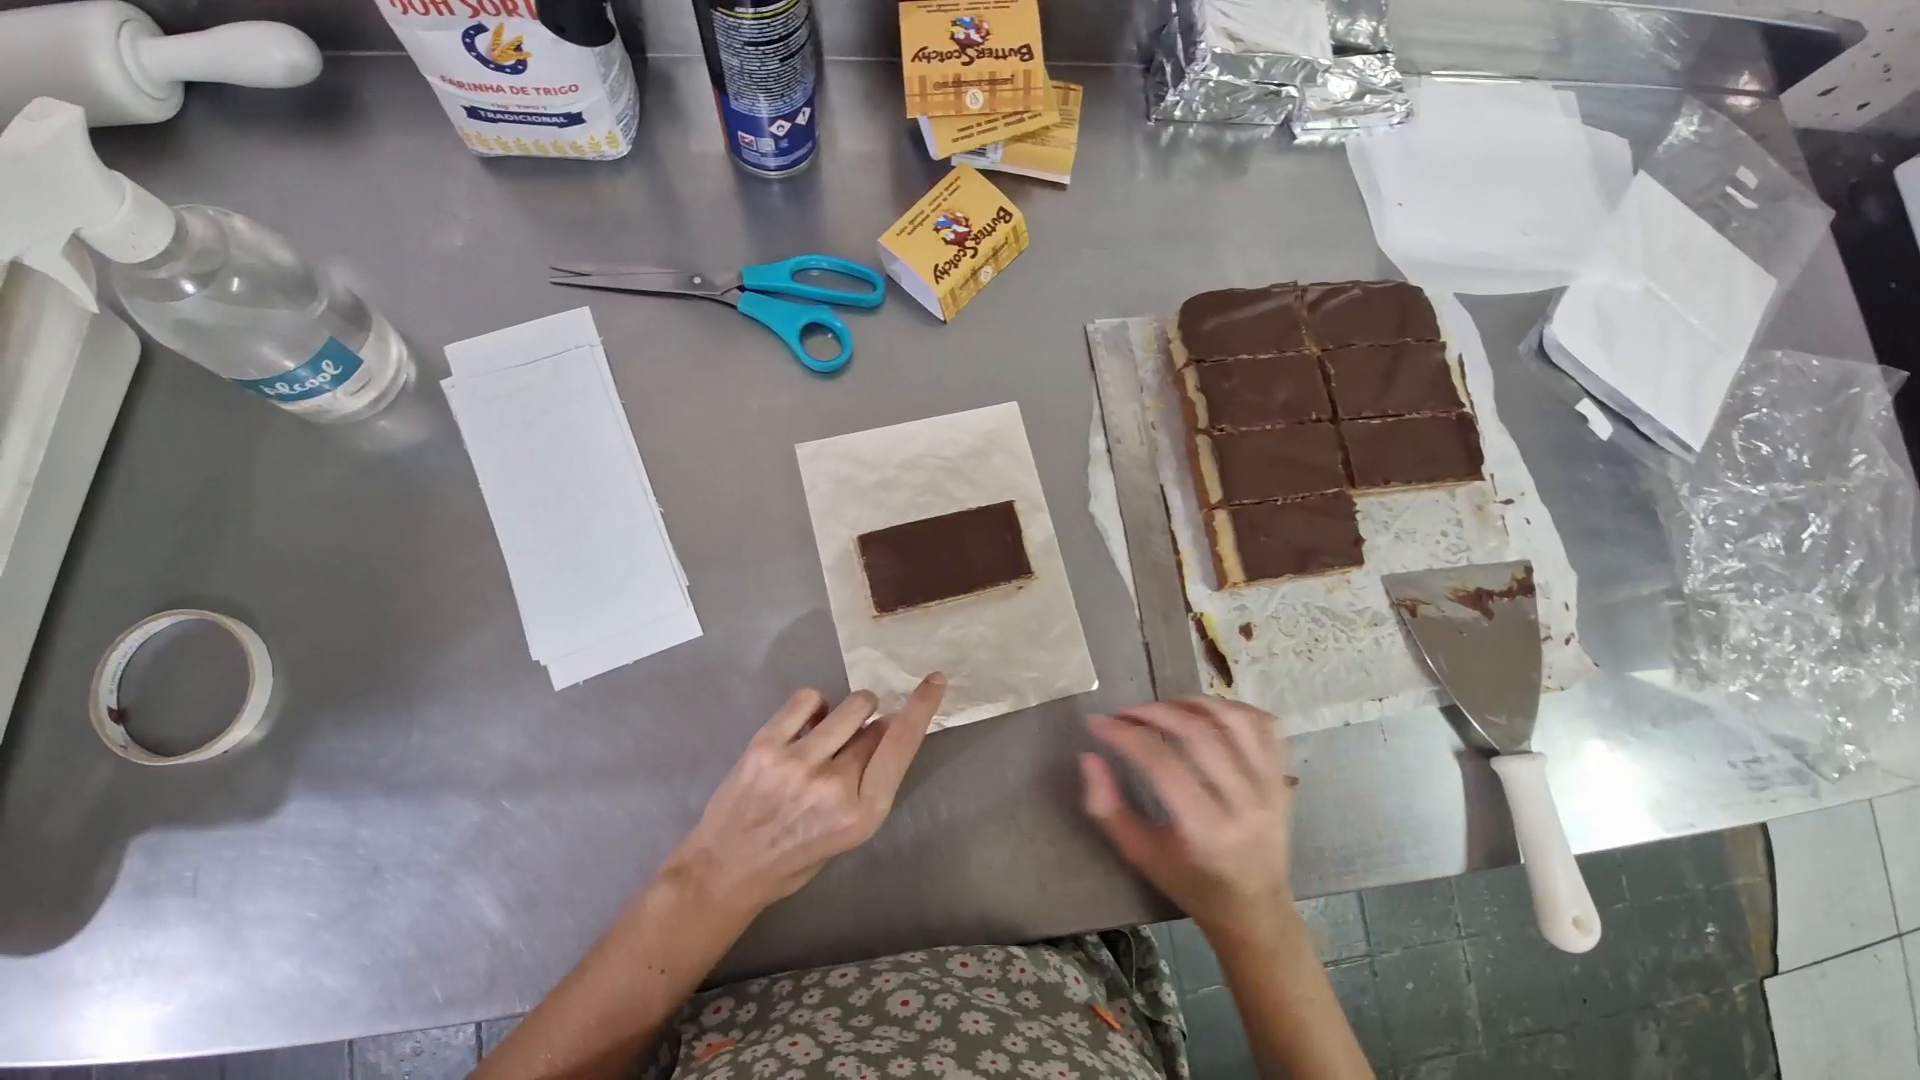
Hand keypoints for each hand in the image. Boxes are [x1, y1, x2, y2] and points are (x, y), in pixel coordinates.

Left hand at [663, 674, 946, 914]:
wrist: (726, 869)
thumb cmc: (794, 858)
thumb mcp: (848, 832)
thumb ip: (869, 783)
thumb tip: (882, 729)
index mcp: (862, 814)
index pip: (901, 746)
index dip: (921, 708)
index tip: (935, 680)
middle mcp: (835, 786)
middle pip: (876, 727)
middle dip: (872, 730)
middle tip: (848, 750)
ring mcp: (798, 763)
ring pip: (849, 706)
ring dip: (851, 711)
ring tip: (830, 732)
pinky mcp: (766, 745)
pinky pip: (808, 699)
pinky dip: (815, 705)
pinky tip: (806, 726)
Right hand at [1081, 697, 1294, 939]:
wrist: (1254, 908)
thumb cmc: (1191, 884)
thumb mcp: (1140, 854)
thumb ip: (1108, 808)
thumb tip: (1088, 757)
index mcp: (1205, 829)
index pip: (1161, 763)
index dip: (1125, 735)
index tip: (1099, 723)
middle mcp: (1244, 803)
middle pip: (1198, 733)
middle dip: (1153, 712)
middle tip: (1125, 713)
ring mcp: (1270, 787)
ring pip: (1233, 720)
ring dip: (1191, 703)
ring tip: (1162, 707)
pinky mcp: (1283, 777)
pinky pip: (1264, 725)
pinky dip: (1232, 708)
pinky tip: (1205, 713)